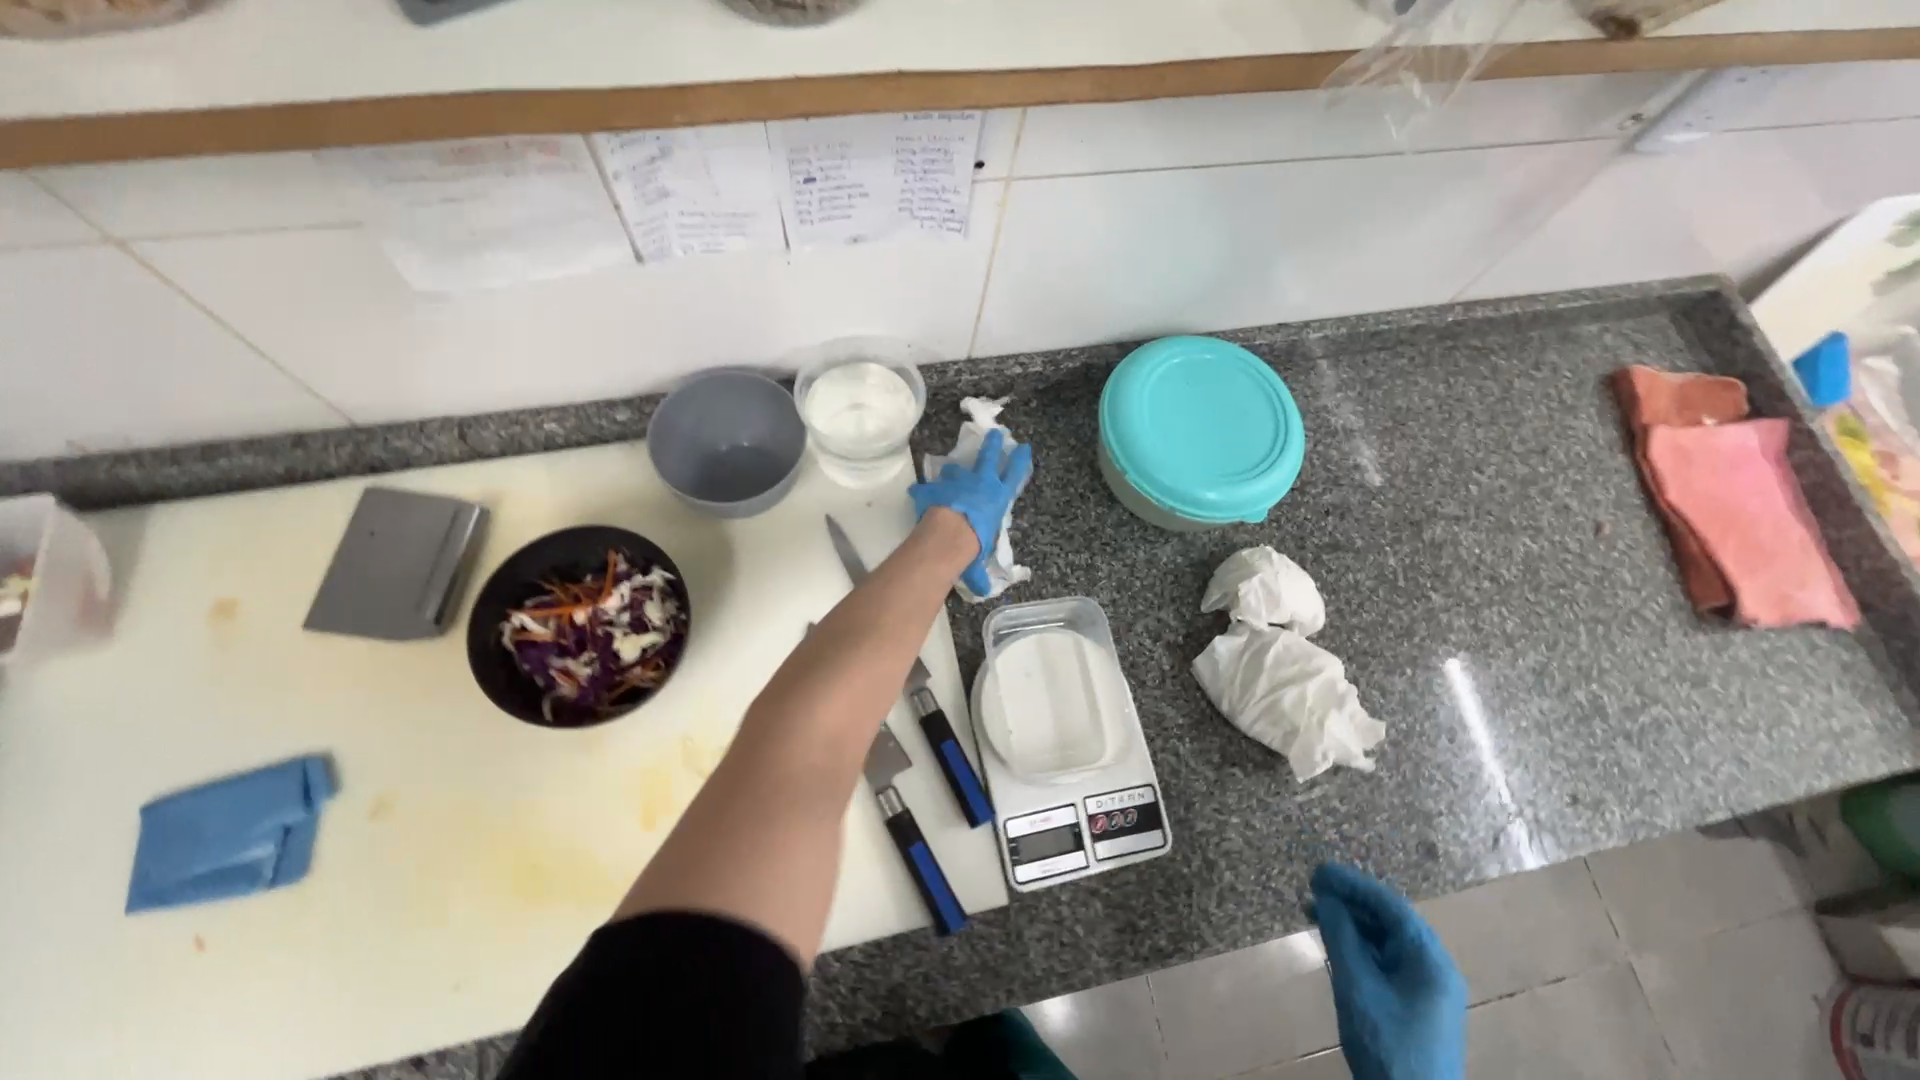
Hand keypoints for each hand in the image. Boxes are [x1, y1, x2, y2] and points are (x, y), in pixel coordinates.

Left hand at [909, 428, 1033, 595]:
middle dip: (993, 445)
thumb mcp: (980, 561)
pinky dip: (927, 489)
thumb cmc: (974, 543)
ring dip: (957, 468)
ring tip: (955, 467)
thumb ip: (979, 574)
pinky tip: (920, 491)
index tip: (1024, 447)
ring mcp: (957, 482)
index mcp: (999, 498)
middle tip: (996, 434)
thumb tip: (982, 590)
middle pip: (989, 458)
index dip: (1020, 460)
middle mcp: (981, 484)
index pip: (1015, 474)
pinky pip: (930, 486)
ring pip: (958, 467)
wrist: (948, 533)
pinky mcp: (936, 486)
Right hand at [1311, 863, 1466, 1079]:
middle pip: (1391, 920)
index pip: (1390, 905)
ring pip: (1387, 942)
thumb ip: (1341, 938)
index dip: (1352, 884)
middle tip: (1312, 888)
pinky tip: (1336, 947)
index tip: (1317, 871)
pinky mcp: (1417, 1007)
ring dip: (1353, 924)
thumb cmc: (1386, 1046)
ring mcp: (1429, 990)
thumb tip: (1325, 898)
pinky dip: (1360, 949)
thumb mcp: (1357, 988)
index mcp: (1430, 959)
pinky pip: (1388, 964)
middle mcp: (1435, 968)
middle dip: (1351, 901)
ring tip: (1314, 913)